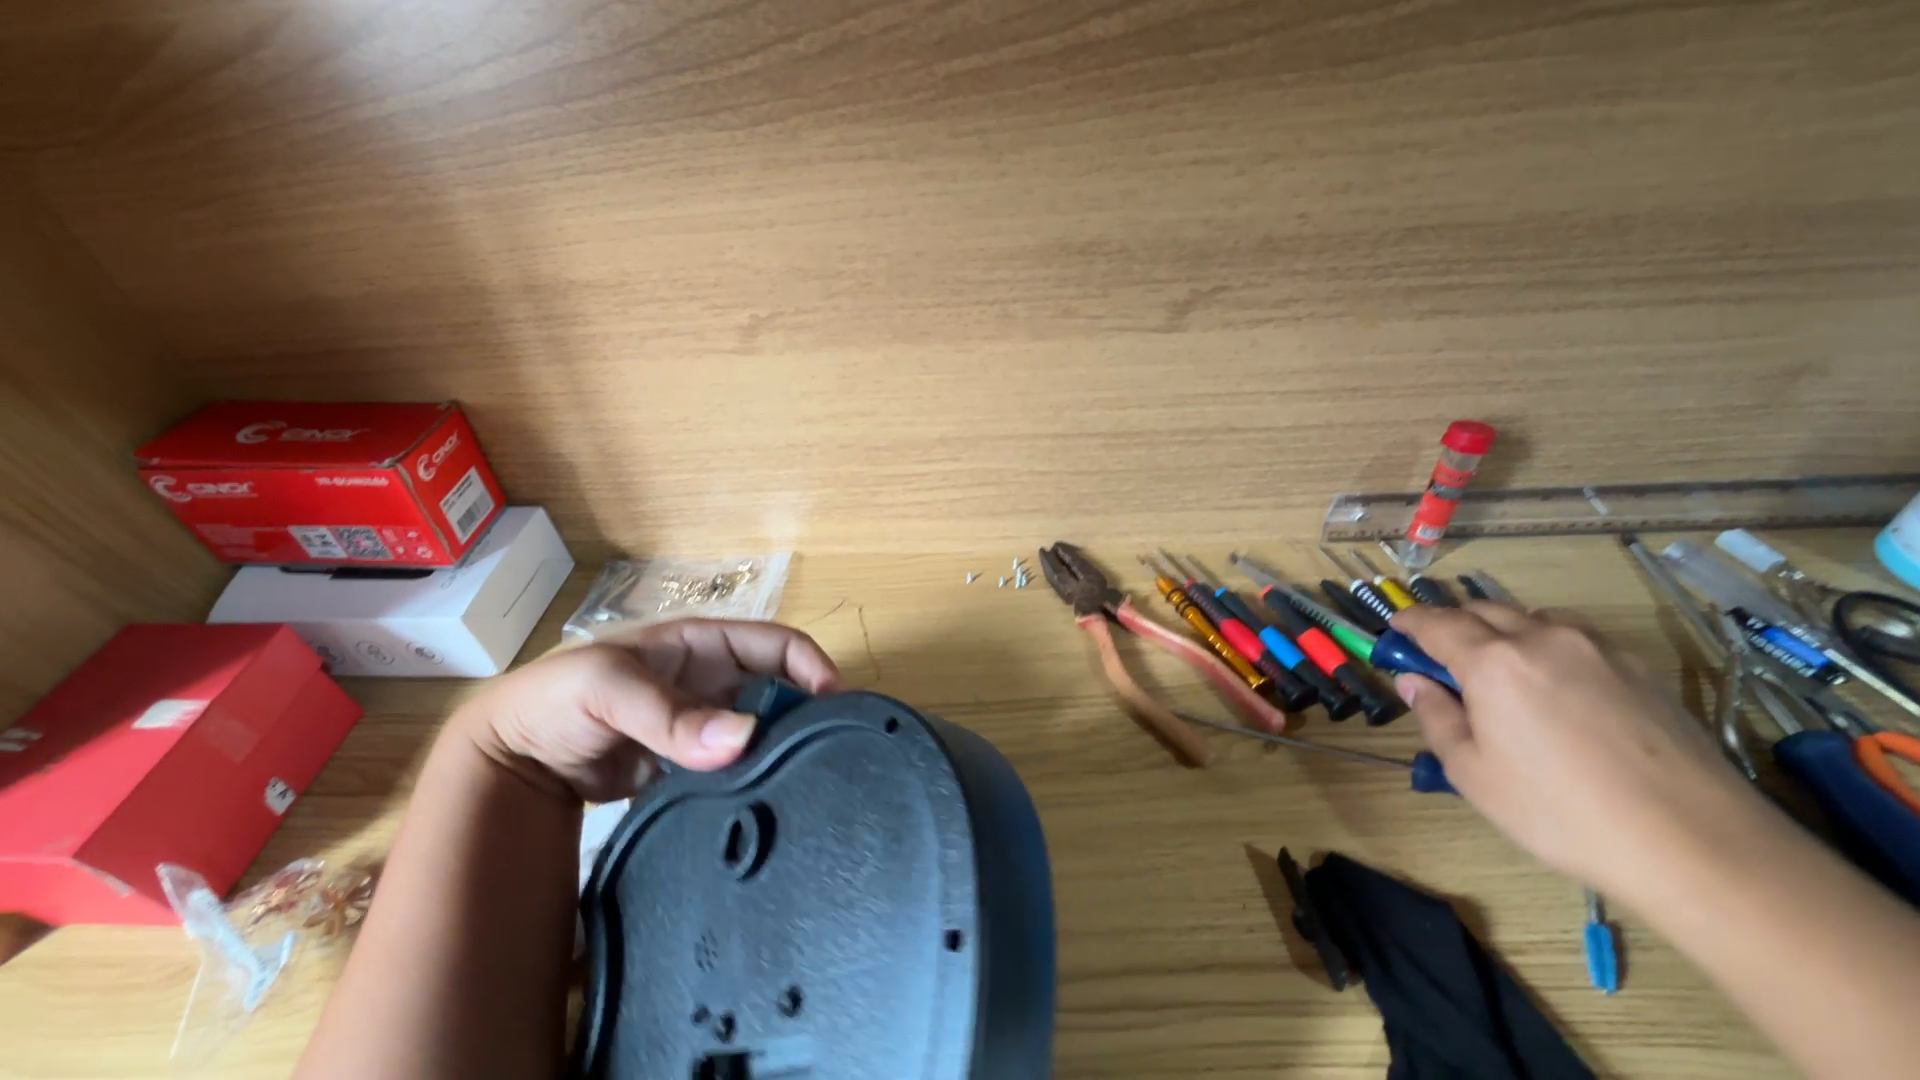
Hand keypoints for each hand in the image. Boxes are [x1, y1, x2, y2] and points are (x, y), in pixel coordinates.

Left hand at [458, 619, 842, 802]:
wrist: (516, 758)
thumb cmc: (560, 699)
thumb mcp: (607, 689)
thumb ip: (670, 715)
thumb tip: (744, 739)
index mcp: (704, 645)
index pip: (778, 644)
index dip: (813, 666)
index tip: (837, 706)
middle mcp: (715, 683)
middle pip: (780, 692)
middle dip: (806, 716)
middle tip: (830, 755)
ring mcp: (705, 728)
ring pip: (763, 735)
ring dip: (782, 754)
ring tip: (809, 785)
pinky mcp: (694, 768)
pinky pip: (738, 772)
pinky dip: (754, 784)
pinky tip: (767, 806)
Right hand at [1390, 602, 1762, 894]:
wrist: (1691, 839)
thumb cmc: (1559, 812)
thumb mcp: (1472, 774)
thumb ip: (1437, 718)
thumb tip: (1415, 681)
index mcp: (1493, 662)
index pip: (1436, 624)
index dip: (1410, 623)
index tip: (1395, 629)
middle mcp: (1543, 639)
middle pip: (1484, 610)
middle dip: (1454, 623)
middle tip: (1440, 654)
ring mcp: (1599, 649)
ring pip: (1535, 620)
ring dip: (1505, 631)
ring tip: (1500, 669)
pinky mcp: (1640, 669)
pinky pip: (1578, 641)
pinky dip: (1549, 649)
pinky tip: (1557, 690)